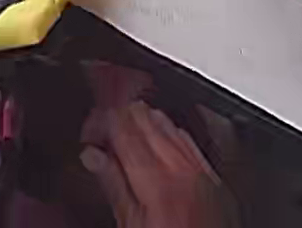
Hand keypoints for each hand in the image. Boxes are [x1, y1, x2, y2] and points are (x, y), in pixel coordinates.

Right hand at [81, 101, 236, 227]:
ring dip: (139, 123)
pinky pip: (184, 137)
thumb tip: (91, 154)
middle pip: (140, 114)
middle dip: (116, 119)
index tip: (89, 135)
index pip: (119, 125)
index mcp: (156, 182)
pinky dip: (165, 133)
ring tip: (125, 144)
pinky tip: (155, 149)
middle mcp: (180, 167)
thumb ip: (112, 187)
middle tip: (102, 139)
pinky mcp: (213, 176)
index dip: (98, 123)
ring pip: (162, 119)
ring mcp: (199, 169)